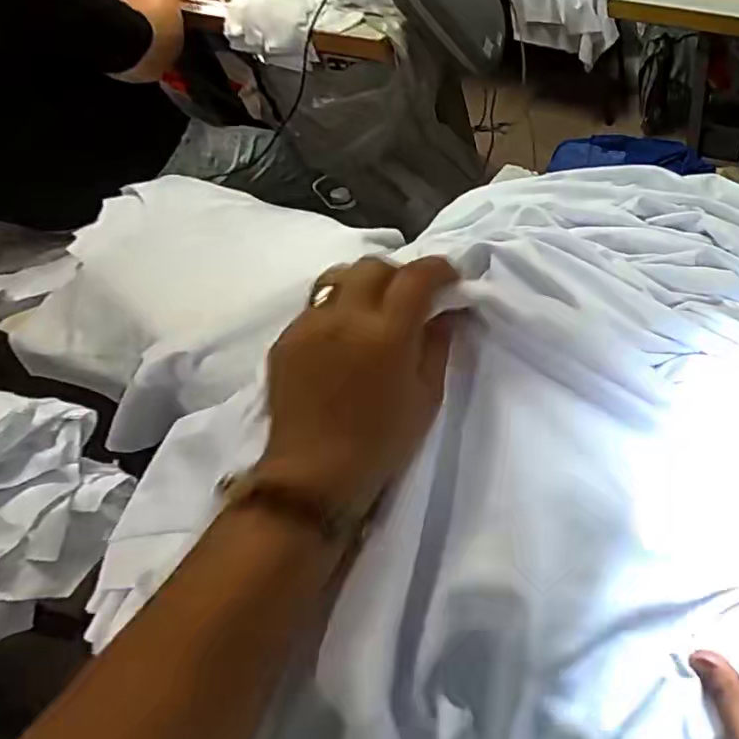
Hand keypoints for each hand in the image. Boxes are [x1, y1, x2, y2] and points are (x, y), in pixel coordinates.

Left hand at [261, 257, 459, 514]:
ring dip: (366, 282)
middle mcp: (343, 319)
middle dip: (401, 272)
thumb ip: (438, 342)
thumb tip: (447, 311)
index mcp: (386, 332)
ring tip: (380, 307)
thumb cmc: (386, 436)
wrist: (315, 472)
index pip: (415, 276)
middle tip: (417, 294)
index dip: (439, 268)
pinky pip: (316, 305)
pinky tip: (350, 334)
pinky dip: (341, 306)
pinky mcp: (285, 340)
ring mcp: (307, 327)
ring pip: (337, 278)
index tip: (453, 278)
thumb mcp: (429, 390)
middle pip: (372, 266)